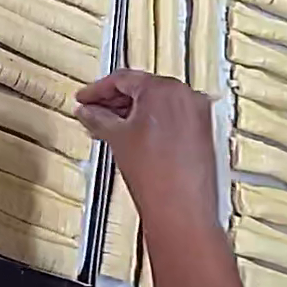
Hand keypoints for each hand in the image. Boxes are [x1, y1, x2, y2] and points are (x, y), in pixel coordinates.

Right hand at [76, 69, 219, 234]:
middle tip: (93, 110)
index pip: (123, 78)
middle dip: (114, 100)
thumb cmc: (157, 174)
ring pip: (156, 104)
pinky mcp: (202, 132)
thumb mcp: (116, 137)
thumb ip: (97, 117)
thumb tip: (88, 111)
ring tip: (108, 127)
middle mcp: (186, 96)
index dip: (97, 89)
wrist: (181, 208)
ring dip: (130, 112)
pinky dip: (149, 123)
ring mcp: (197, 114)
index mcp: (164, 89)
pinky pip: (170, 117)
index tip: (85, 98)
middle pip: (141, 88)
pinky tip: (132, 137)